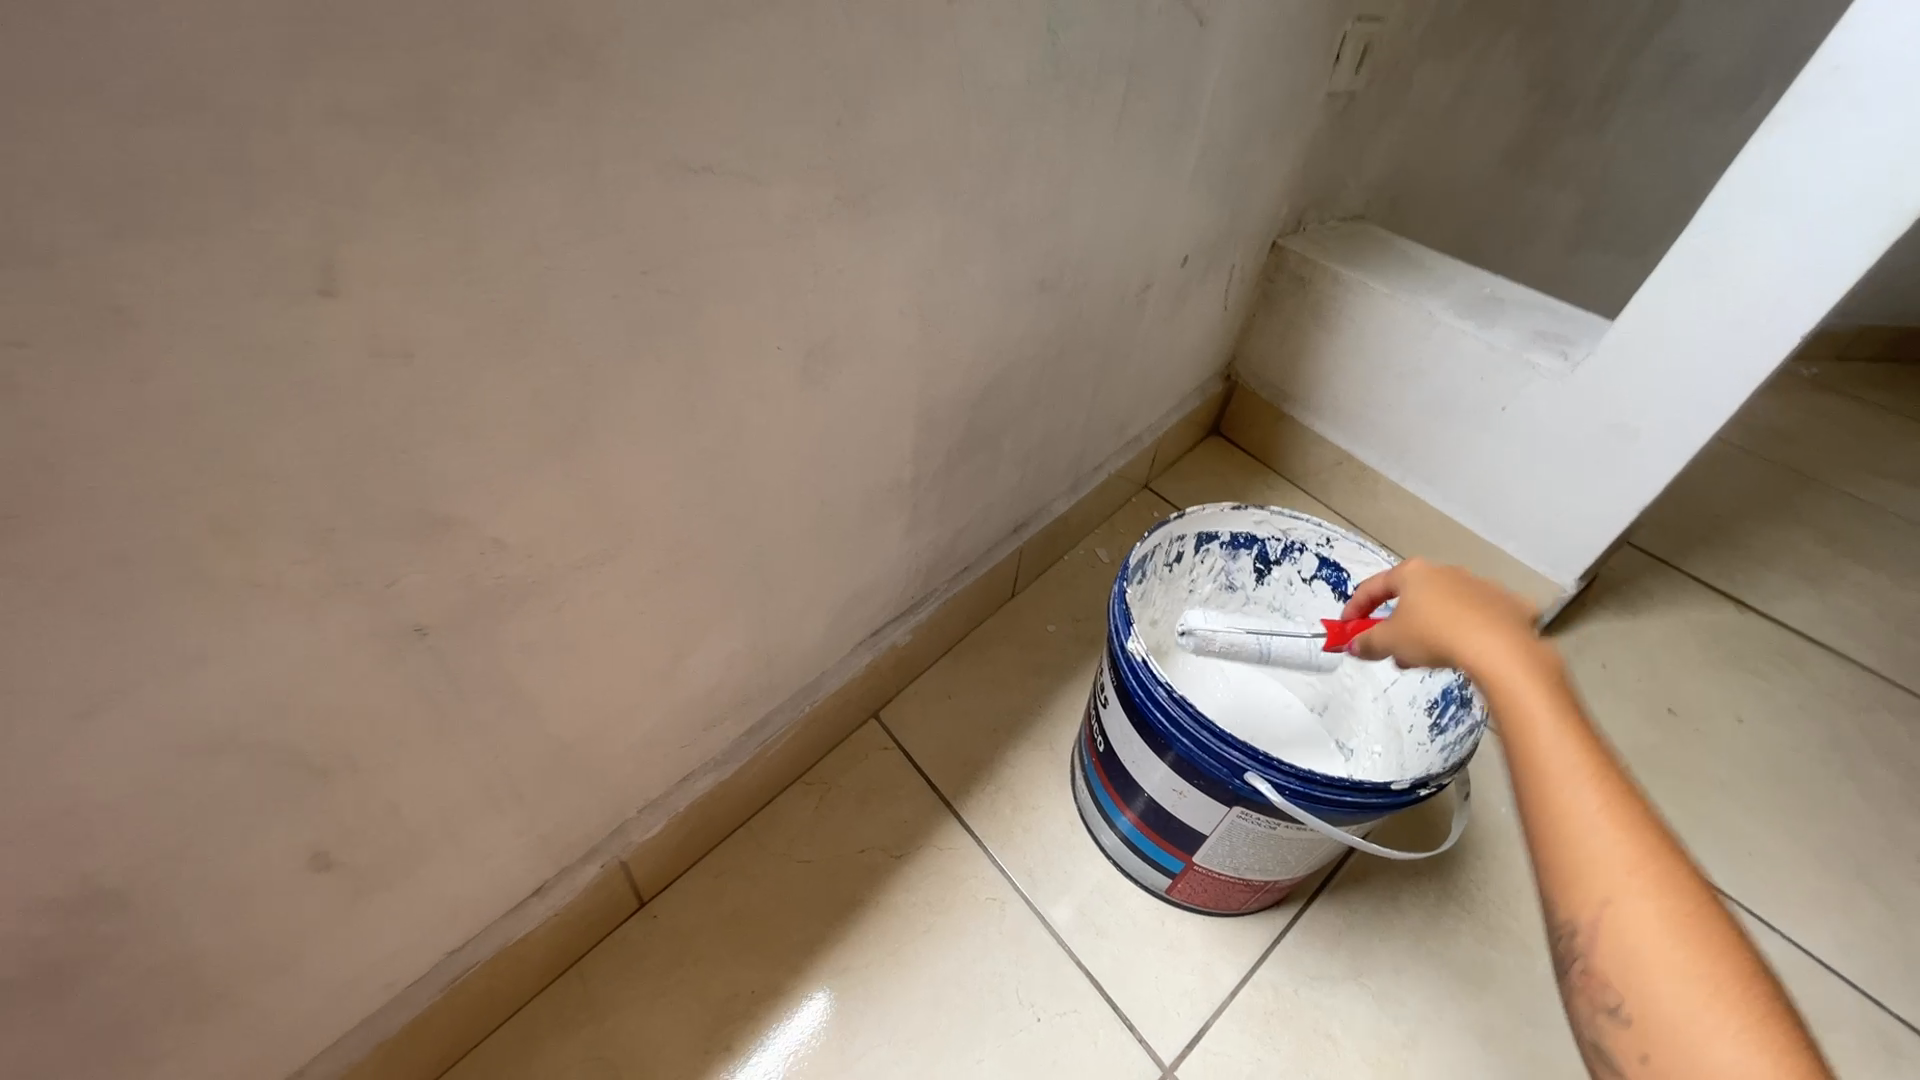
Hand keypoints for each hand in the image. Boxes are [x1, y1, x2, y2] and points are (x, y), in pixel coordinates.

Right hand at [1340, 557, 1540, 673]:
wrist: (1502, 649)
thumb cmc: (1434, 635)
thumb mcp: (1389, 643)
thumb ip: (1366, 642)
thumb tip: (1354, 646)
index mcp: (1413, 573)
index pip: (1373, 587)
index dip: (1354, 608)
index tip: (1346, 627)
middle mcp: (1445, 571)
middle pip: (1410, 597)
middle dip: (1395, 623)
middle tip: (1388, 648)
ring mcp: (1480, 586)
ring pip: (1443, 607)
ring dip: (1427, 629)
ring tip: (1424, 658)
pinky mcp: (1509, 605)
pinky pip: (1476, 618)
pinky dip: (1463, 632)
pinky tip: (1464, 652)